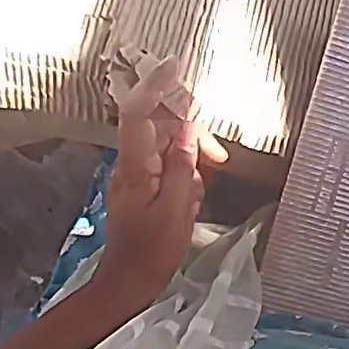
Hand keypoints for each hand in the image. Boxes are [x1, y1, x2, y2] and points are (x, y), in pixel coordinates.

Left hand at [90, 57, 225, 312]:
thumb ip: (182, 166)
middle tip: (218, 159)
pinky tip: (190, 203)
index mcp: (135, 167)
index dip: (158, 86)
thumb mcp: (176, 209)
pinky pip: (168, 170)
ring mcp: (135, 176)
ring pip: (168, 150)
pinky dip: (185, 180)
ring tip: (197, 197)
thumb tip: (186, 129)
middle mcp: (130, 165)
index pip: (141, 112)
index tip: (178, 66)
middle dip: (192, 139)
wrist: (129, 282)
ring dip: (191, 165)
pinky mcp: (142, 188)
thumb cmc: (152, 252)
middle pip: (162, 129)